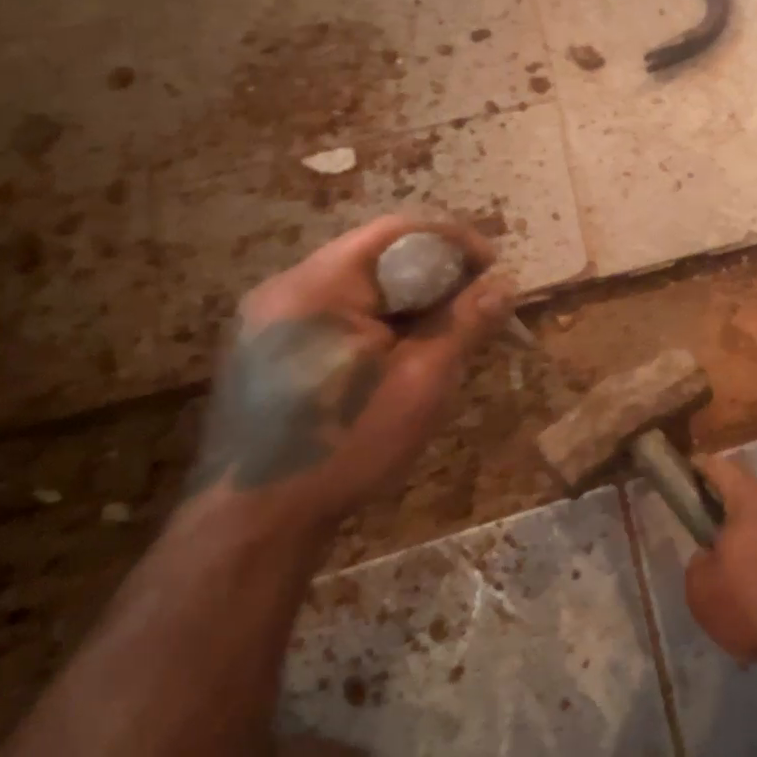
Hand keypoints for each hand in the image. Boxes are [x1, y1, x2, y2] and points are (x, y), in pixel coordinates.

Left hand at [183, 216, 515, 531]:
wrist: (253, 525)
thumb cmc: (346, 446)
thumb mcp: (422, 382)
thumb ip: (464, 323)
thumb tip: (504, 283)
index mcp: (317, 286)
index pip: (396, 232)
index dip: (454, 242)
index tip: (494, 270)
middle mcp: (285, 291)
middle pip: (375, 257)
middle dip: (435, 275)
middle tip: (477, 307)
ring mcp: (268, 323)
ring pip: (357, 289)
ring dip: (409, 302)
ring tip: (446, 336)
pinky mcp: (266, 355)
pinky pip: (335, 317)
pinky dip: (379, 324)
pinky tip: (400, 361)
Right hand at [684, 457, 756, 668]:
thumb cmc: (748, 602)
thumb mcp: (700, 584)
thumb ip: (699, 557)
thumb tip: (712, 552)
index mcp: (753, 500)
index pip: (722, 468)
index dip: (701, 468)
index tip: (687, 471)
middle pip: (748, 495)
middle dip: (726, 507)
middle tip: (703, 525)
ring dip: (748, 535)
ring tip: (728, 563)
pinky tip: (755, 585)